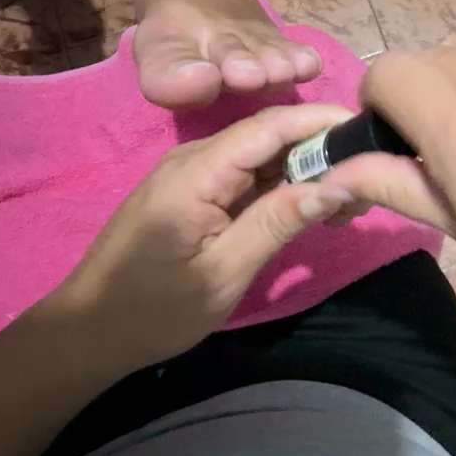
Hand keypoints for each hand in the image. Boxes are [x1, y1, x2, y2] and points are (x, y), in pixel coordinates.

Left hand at [37, 103, 356, 371]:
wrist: (86, 334)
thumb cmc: (152, 309)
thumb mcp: (223, 272)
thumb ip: (278, 221)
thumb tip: (337, 182)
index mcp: (197, 171)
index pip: (271, 125)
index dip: (321, 121)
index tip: (370, 133)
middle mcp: (196, 157)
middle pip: (271, 134)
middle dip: (324, 149)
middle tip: (368, 182)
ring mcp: (195, 171)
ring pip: (265, 153)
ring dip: (308, 168)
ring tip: (349, 200)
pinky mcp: (197, 189)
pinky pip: (250, 173)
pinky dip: (286, 183)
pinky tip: (313, 205)